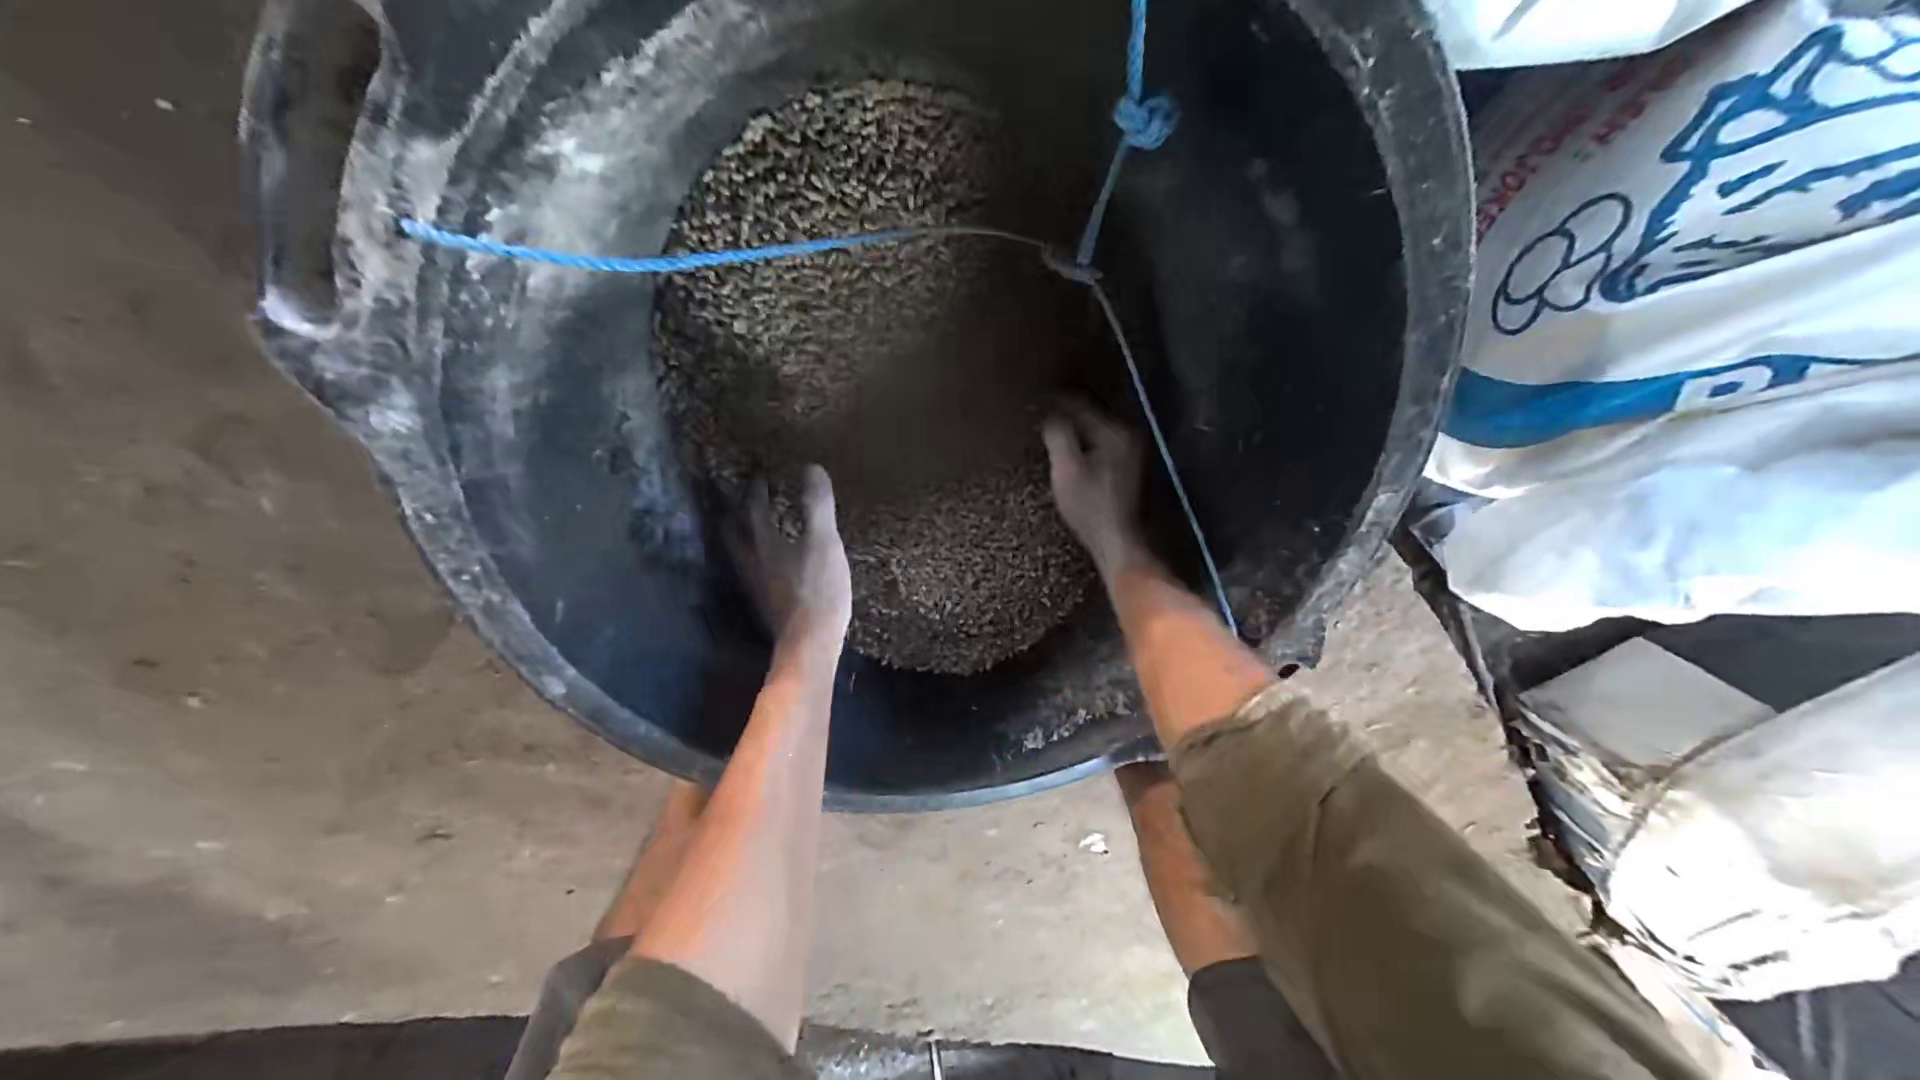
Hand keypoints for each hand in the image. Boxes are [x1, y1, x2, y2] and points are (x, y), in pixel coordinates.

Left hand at [739, 465, 852, 646]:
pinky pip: (755, 576)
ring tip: (751, 532)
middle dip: (736, 517)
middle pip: (734, 536)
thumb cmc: (818, 590)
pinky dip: (757, 563)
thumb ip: (817, 506)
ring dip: (743, 541)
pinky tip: (770, 569)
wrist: (810, 644)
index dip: (756, 491)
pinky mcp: (767, 607)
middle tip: (739, 503)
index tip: (759, 477)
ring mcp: (757, 589)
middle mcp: (752, 565)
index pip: (753, 510)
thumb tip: (812, 467)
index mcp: (764, 544)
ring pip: (741, 557)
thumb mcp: (825, 542)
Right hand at [1041, 401, 1150, 577]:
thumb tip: (1051, 418)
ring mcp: (1130, 456)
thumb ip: (1058, 435)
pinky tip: (1069, 456)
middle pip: (1090, 418)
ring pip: (1095, 434)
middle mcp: (1128, 440)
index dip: (1056, 401)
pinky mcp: (1125, 472)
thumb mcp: (1066, 468)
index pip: (1081, 405)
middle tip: (1043, 413)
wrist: (1114, 540)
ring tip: (1052, 433)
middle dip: (1066, 416)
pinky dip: (1083, 448)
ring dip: (1074, 433)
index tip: (1038, 398)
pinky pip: (1099, 449)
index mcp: (1116, 434)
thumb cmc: (1091, 508)